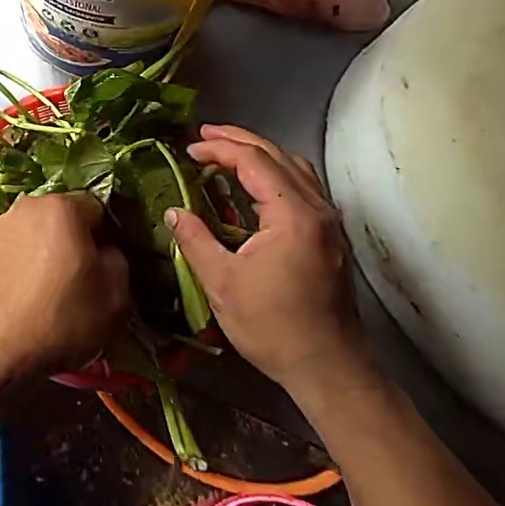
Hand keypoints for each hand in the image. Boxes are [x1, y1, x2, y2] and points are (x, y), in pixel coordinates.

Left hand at [0, 194, 129, 377]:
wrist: (1, 348)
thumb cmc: (64, 318)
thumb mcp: (116, 295)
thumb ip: (118, 258)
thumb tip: (104, 250)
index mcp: (64, 207)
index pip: (96, 209)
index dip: (105, 235)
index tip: (103, 264)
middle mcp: (29, 205)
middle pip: (62, 216)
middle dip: (72, 238)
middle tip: (77, 275)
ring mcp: (1, 224)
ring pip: (34, 228)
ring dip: (44, 246)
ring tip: (46, 285)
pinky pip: (12, 245)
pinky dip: (19, 258)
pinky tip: (22, 288)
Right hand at [169, 124, 371, 389]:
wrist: (330, 370)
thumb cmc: (274, 327)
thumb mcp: (222, 283)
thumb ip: (195, 239)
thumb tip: (174, 211)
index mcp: (293, 215)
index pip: (253, 161)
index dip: (218, 149)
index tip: (188, 151)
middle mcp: (317, 208)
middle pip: (276, 154)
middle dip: (237, 140)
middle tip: (202, 136)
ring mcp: (328, 221)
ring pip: (294, 166)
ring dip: (258, 152)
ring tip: (226, 149)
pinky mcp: (329, 235)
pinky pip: (302, 184)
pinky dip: (274, 171)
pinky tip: (254, 181)